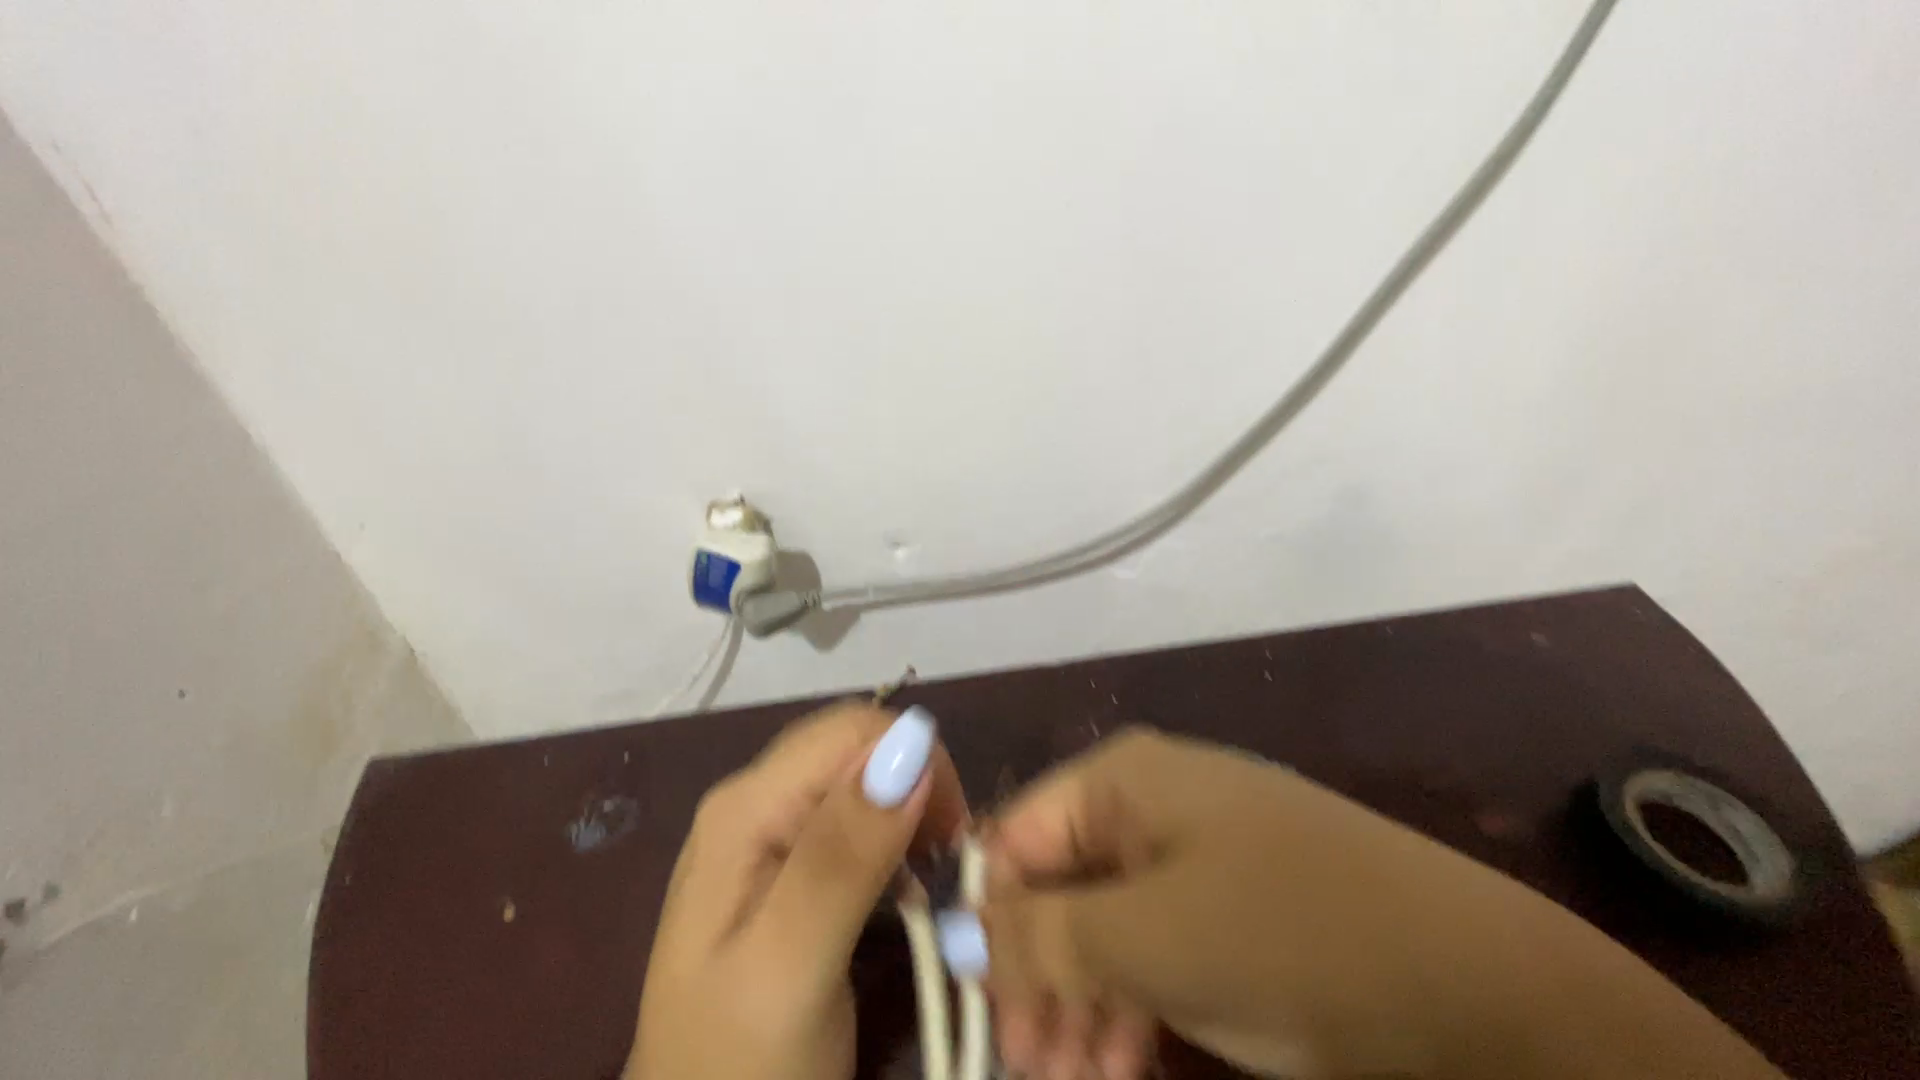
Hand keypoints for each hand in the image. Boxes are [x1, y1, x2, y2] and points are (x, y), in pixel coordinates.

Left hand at [628, 702, 968, 1079]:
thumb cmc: (741, 1063)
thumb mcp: (792, 964)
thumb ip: (843, 854)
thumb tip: (912, 743)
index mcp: (747, 807)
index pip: (854, 730)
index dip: (919, 767)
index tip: (954, 846)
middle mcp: (754, 801)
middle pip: (858, 749)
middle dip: (919, 790)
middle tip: (948, 872)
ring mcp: (766, 836)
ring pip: (862, 784)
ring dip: (911, 820)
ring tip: (933, 888)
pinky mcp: (784, 869)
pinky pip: (855, 824)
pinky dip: (895, 845)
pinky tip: (905, 893)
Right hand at [980, 728, 1789, 1079]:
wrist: (1481, 986)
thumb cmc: (1290, 940)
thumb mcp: (1149, 942)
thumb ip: (1040, 936)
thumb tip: (953, 933)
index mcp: (1122, 781)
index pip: (1013, 838)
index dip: (989, 924)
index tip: (982, 1013)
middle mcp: (1151, 803)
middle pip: (1057, 887)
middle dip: (1037, 980)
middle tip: (1032, 1071)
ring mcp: (1198, 853)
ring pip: (1105, 927)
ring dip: (1081, 1006)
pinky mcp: (1235, 905)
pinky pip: (1156, 946)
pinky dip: (1133, 1005)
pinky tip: (1124, 1067)